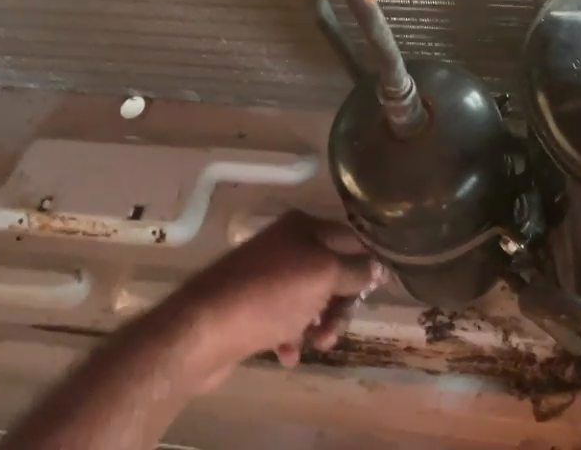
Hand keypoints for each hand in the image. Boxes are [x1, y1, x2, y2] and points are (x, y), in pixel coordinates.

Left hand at [177, 210, 383, 384]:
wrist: (203, 329)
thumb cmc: (271, 294)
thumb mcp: (324, 275)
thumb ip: (355, 270)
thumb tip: (377, 267)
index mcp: (304, 226)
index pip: (350, 239)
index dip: (365, 264)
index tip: (374, 294)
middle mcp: (286, 245)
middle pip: (331, 272)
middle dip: (339, 304)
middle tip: (334, 331)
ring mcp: (266, 276)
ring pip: (309, 299)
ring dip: (319, 324)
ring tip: (313, 345)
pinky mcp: (250, 306)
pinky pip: (284, 318)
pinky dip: (292, 336)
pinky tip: (288, 354)